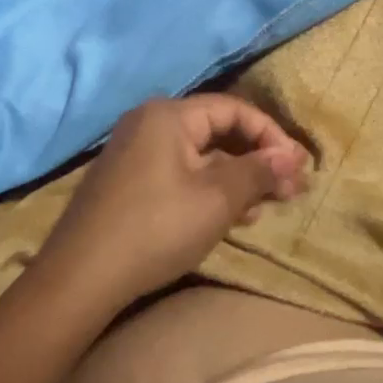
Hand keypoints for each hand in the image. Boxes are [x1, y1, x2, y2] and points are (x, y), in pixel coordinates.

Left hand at [35, 94, 310, 310]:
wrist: (83, 273)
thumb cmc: (156, 227)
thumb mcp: (216, 199)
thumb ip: (257, 172)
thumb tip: (291, 157)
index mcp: (168, 114)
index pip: (233, 108)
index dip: (271, 135)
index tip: (299, 169)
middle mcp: (148, 122)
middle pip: (215, 130)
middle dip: (256, 159)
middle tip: (289, 192)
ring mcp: (133, 150)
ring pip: (198, 155)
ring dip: (235, 178)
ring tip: (263, 209)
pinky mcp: (126, 180)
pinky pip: (178, 171)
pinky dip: (207, 188)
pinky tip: (228, 216)